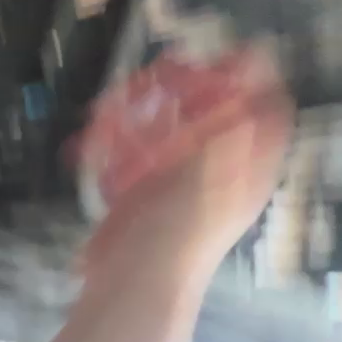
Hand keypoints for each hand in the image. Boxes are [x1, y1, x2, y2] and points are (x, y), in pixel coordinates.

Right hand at [79, 52, 293, 296]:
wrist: (133, 283)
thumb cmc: (175, 238)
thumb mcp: (207, 179)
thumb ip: (222, 134)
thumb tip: (242, 88)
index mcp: (242, 164)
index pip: (257, 109)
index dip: (241, 80)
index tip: (214, 58)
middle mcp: (211, 169)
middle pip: (201, 116)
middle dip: (175, 92)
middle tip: (149, 74)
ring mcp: (170, 183)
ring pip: (155, 136)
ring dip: (129, 117)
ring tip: (103, 106)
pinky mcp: (133, 198)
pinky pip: (120, 163)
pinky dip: (102, 149)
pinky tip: (84, 142)